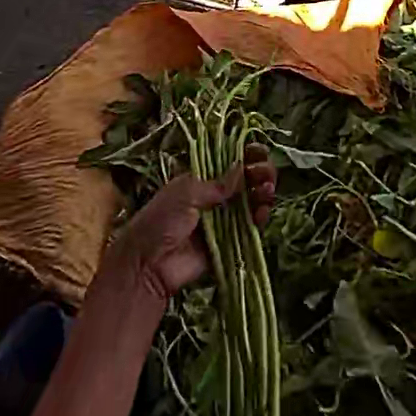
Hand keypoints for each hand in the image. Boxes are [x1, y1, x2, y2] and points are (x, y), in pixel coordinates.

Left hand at [103, 143, 276, 302]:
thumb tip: (243, 166)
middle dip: (259, 172)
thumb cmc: (162, 219)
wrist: (149, 264)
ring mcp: (223, 219)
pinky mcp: (230, 242)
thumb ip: (218, 184)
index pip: (229, 162)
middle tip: (266, 173)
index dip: (246, 155)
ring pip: (251, 202)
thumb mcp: (187, 193)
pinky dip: (259, 218)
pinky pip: (249, 227)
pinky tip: (262, 212)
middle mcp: (215, 196)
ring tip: (266, 190)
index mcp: (202, 178)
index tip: (259, 151)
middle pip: (245, 180)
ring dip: (262, 193)